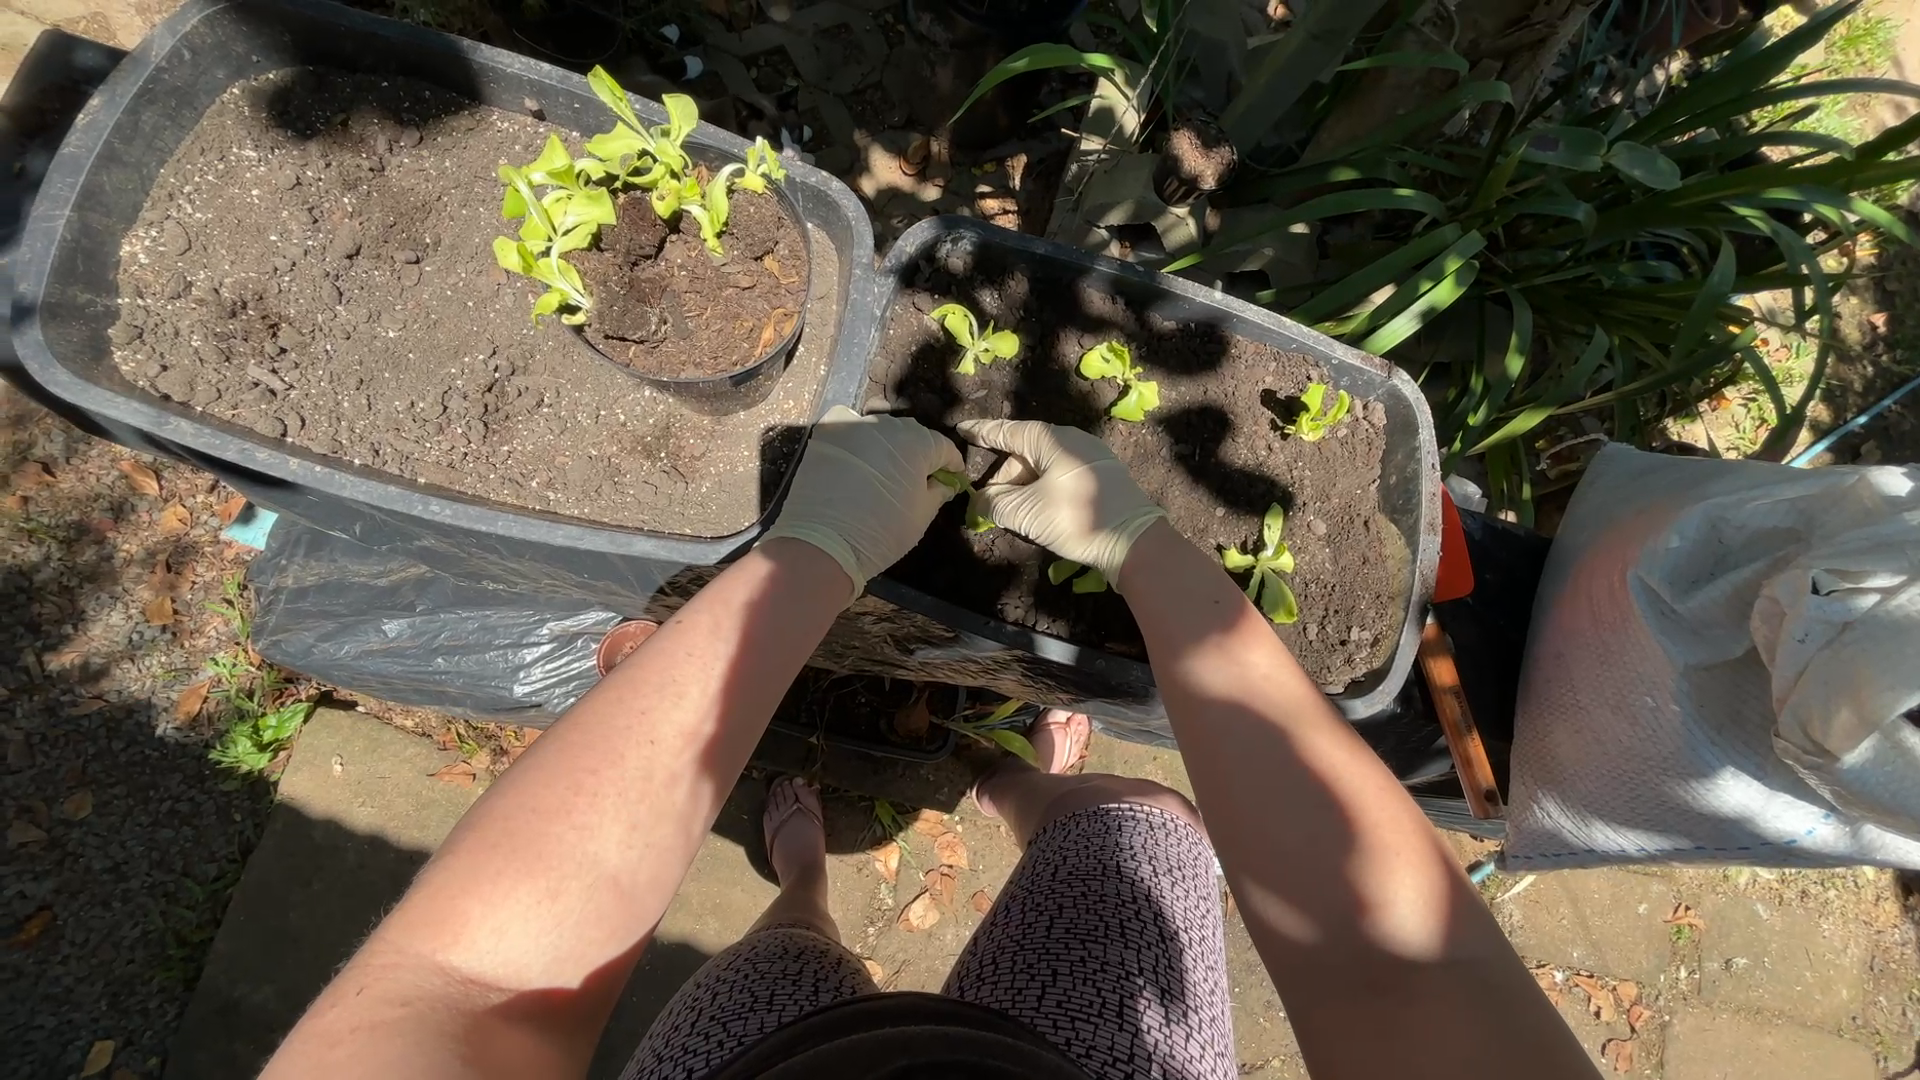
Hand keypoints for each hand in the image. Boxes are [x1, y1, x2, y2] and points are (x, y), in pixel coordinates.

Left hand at [761, 406, 963, 604]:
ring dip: (888, 446)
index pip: (943, 447)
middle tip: (919, 477)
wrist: (823, 542)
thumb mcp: (922, 515)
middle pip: (912, 435)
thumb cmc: (882, 531)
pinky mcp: (827, 433)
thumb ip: (939, 491)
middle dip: (920, 453)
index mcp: (917, 443)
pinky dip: (856, 437)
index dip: (951, 464)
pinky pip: (849, 427)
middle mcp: (887, 425)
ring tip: (886, 471)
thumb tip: (945, 482)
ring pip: (880, 431)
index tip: (953, 477)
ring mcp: (854, 426)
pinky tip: (856, 456)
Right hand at [957, 419, 1166, 589]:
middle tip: (985, 506)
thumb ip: (993, 504)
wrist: (1134, 542)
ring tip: (1010, 516)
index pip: (1006, 431)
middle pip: (1023, 455)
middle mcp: (1070, 441)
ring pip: (1041, 470)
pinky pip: (1059, 480)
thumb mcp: (1025, 511)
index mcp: (1051, 439)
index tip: (960, 428)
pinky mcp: (1100, 480)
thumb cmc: (1075, 517)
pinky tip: (1035, 515)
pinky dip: (1040, 494)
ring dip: (1021, 491)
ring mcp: (1088, 460)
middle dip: (1002, 479)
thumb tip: (978, 502)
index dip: (981, 432)